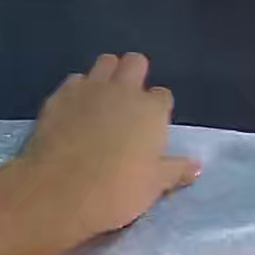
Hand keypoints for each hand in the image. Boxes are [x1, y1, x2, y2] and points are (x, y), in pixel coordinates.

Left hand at [9, 53, 199, 247]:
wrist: (60, 191)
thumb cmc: (116, 190)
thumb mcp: (153, 187)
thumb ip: (174, 171)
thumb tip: (195, 167)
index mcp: (151, 110)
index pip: (162, 95)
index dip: (157, 108)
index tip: (151, 125)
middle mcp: (122, 90)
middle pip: (135, 62)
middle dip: (135, 74)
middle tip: (128, 101)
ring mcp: (89, 89)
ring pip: (104, 62)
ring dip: (106, 75)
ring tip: (101, 100)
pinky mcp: (59, 96)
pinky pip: (73, 81)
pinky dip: (77, 90)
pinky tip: (73, 110)